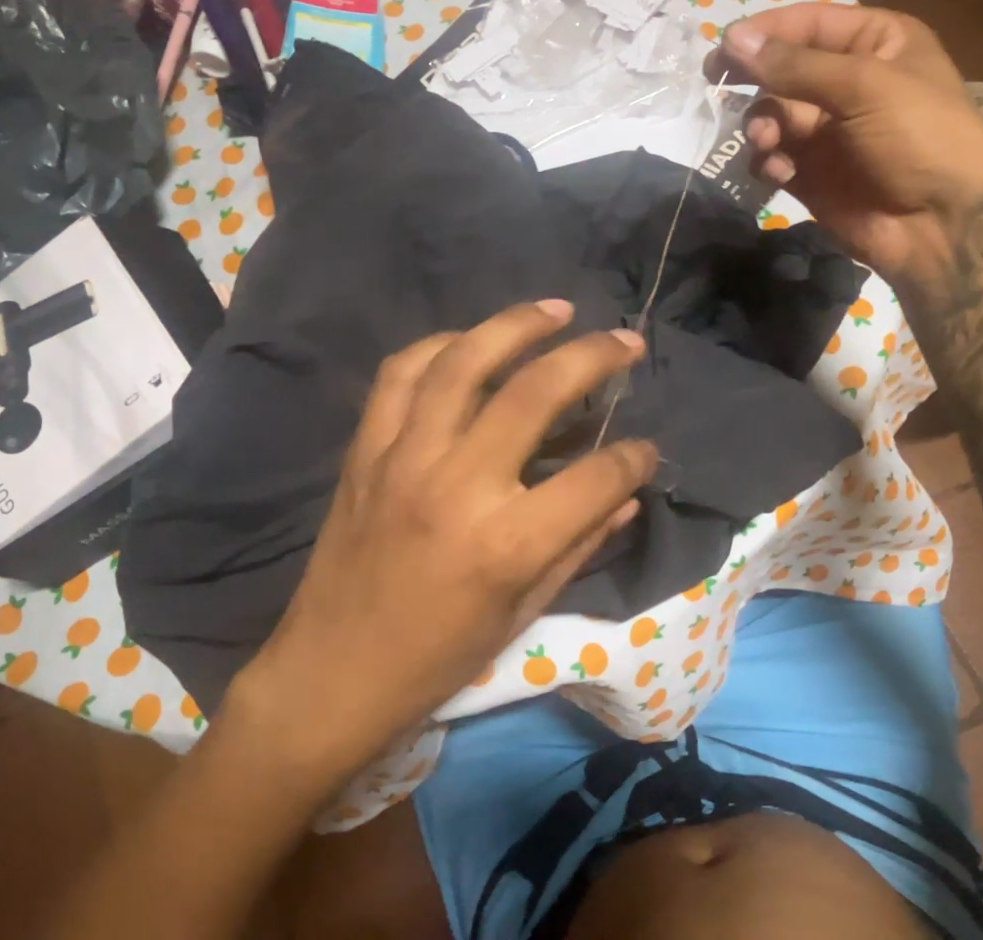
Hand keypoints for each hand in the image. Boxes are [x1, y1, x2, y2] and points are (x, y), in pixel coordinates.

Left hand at [227, 300, 657, 771]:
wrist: (334, 673)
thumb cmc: (439, 656)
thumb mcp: (524, 612)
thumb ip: (580, 544)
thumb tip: (628, 494)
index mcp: (508, 542)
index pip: (596, 477)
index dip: (636, 458)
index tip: (648, 449)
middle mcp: (458, 485)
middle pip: (536, 393)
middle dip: (593, 357)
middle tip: (627, 340)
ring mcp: (404, 459)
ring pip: (463, 362)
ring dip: (515, 324)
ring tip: (555, 310)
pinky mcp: (365, 451)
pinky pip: (400, 376)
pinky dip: (439, 347)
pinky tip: (469, 341)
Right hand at [713, 4, 982, 284]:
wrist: (942, 225)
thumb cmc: (919, 137)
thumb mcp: (863, 87)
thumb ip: (795, 65)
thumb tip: (732, 38)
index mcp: (875, 43)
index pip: (808, 24)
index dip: (765, 31)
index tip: (723, 45)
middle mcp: (849, 82)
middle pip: (783, 70)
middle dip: (756, 81)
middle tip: (717, 85)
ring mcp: (829, 131)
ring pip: (772, 115)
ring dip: (761, 125)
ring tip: (766, 141)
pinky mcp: (813, 175)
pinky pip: (774, 158)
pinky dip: (768, 162)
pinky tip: (779, 172)